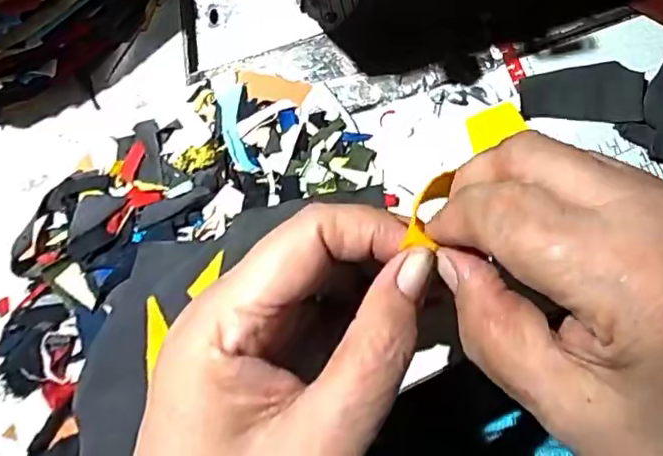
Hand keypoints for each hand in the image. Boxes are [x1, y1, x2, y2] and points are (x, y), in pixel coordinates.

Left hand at [134, 204, 434, 455]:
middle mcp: (231, 309)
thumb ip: (377, 344)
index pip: (313, 229)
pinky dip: (375, 303)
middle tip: (441, 270)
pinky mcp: (275, 347)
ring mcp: (253, 328)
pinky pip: (332, 303)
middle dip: (387, 251)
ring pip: (334, 269)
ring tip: (434, 292)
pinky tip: (411, 314)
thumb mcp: (322, 434)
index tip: (428, 252)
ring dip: (386, 274)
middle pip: (324, 243)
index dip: (377, 229)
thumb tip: (422, 263)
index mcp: (221, 319)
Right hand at [421, 132, 662, 454]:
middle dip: (471, 184)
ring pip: (548, 148)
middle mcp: (643, 207)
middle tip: (447, 236)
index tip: (428, 248)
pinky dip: (535, 184)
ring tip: (480, 236)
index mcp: (625, 268)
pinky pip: (575, 163)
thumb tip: (451, 267)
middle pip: (524, 153)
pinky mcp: (653, 189)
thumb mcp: (571, 407)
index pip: (508, 210)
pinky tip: (524, 229)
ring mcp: (653, 190)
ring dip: (502, 180)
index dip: (453, 223)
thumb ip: (496, 332)